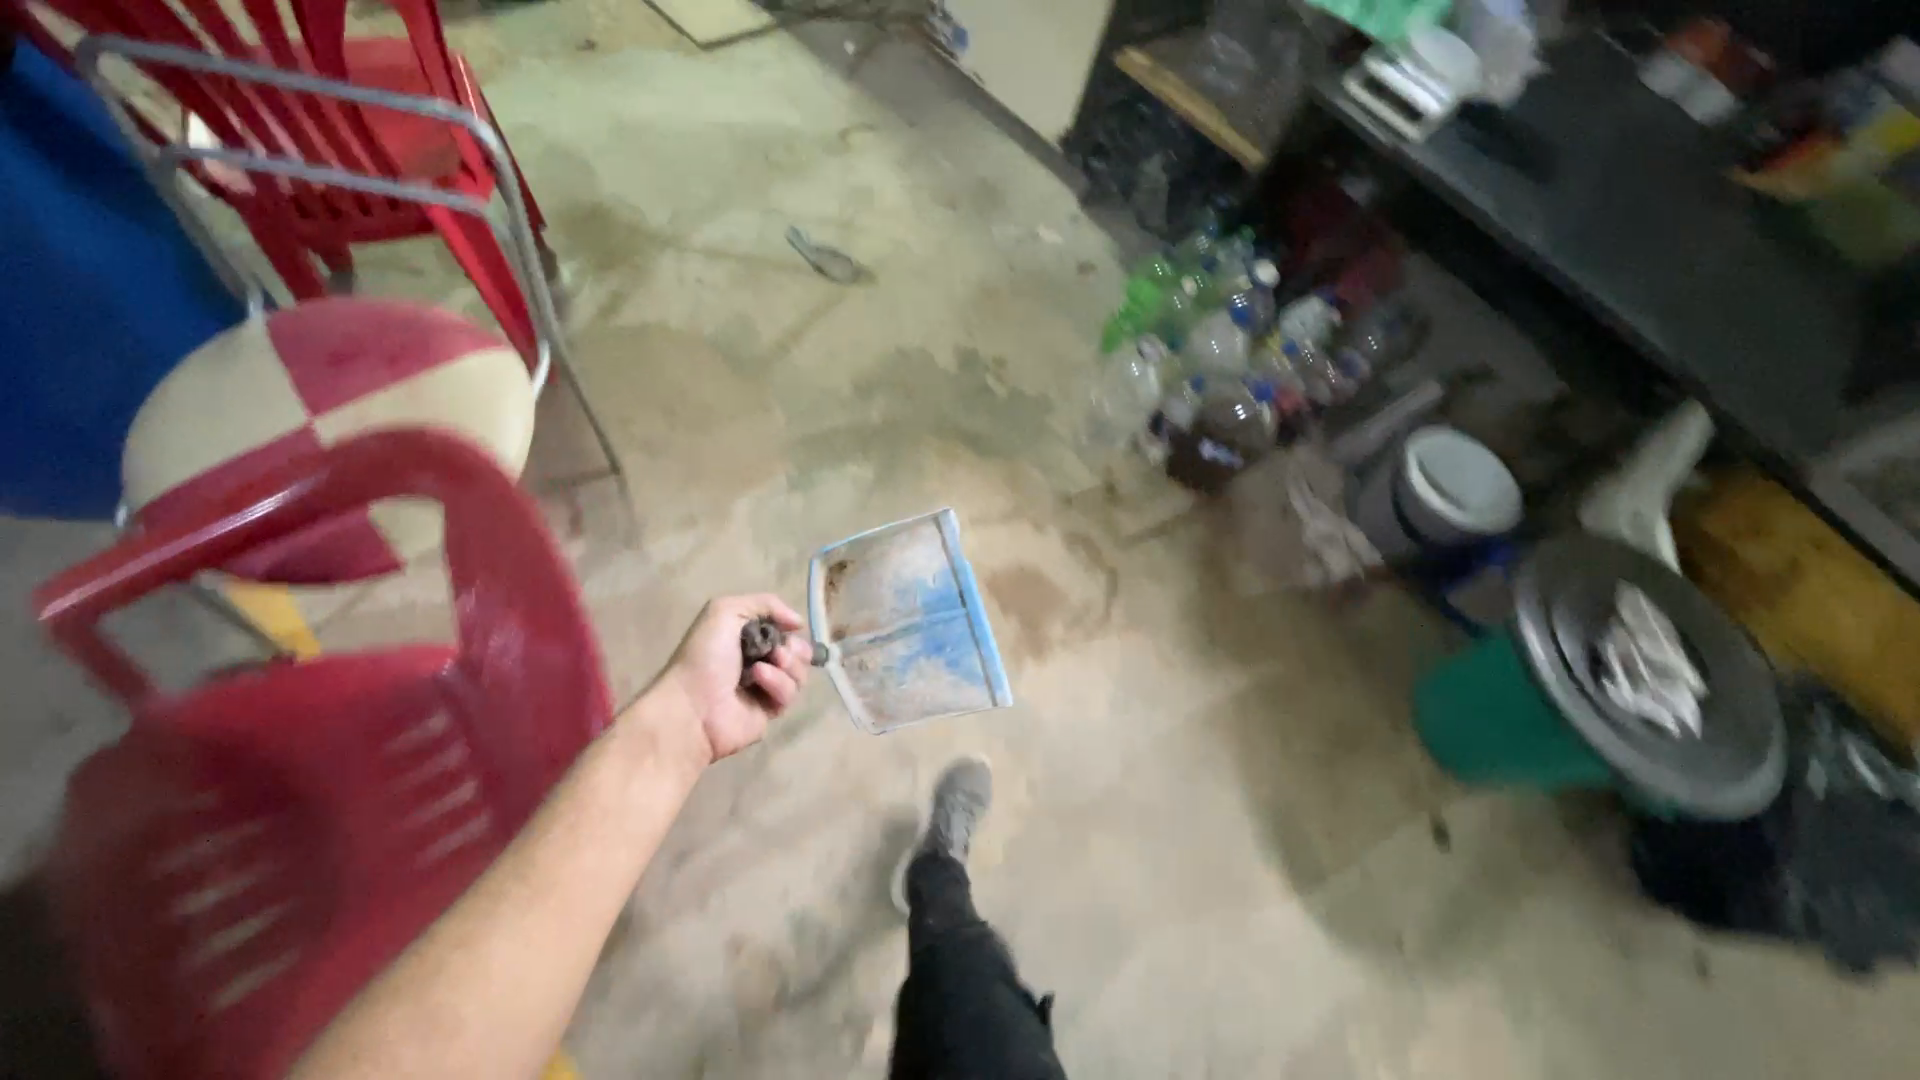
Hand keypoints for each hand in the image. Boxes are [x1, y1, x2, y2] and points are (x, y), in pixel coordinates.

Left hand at [654, 594, 813, 764]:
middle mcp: (759, 660)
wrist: (692, 705)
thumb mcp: (725, 610)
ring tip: (760, 668)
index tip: (787, 628)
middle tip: (777, 652)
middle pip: (799, 651)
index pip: (784, 629)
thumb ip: (766, 603)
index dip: (788, 627)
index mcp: (747, 636)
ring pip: (799, 673)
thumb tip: (798, 622)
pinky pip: (790, 694)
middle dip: (794, 648)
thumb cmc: (704, 655)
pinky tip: (758, 682)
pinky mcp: (771, 711)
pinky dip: (777, 684)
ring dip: (787, 665)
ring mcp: (766, 687)